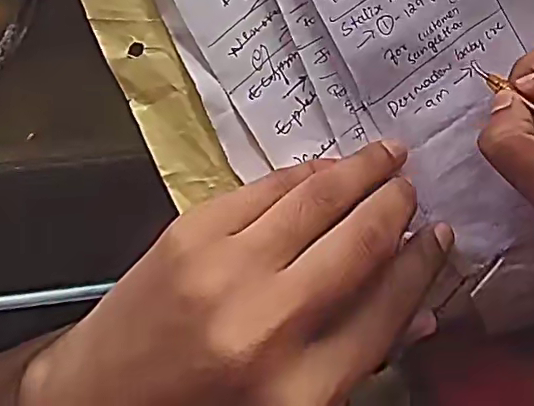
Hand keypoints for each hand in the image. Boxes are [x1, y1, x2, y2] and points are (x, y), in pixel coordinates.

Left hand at [19, 141, 451, 405]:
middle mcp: (268, 325)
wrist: (94, 401)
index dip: (421, 267)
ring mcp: (227, 268)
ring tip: (387, 153)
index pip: (385, 310)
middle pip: (358, 244)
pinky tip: (328, 166)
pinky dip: (307, 172)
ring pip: (318, 198)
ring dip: (360, 169)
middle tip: (411, 184)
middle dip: (395, 205)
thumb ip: (351, 357)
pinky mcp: (194, 231)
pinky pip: (269, 187)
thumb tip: (418, 308)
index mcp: (298, 392)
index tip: (439, 235)